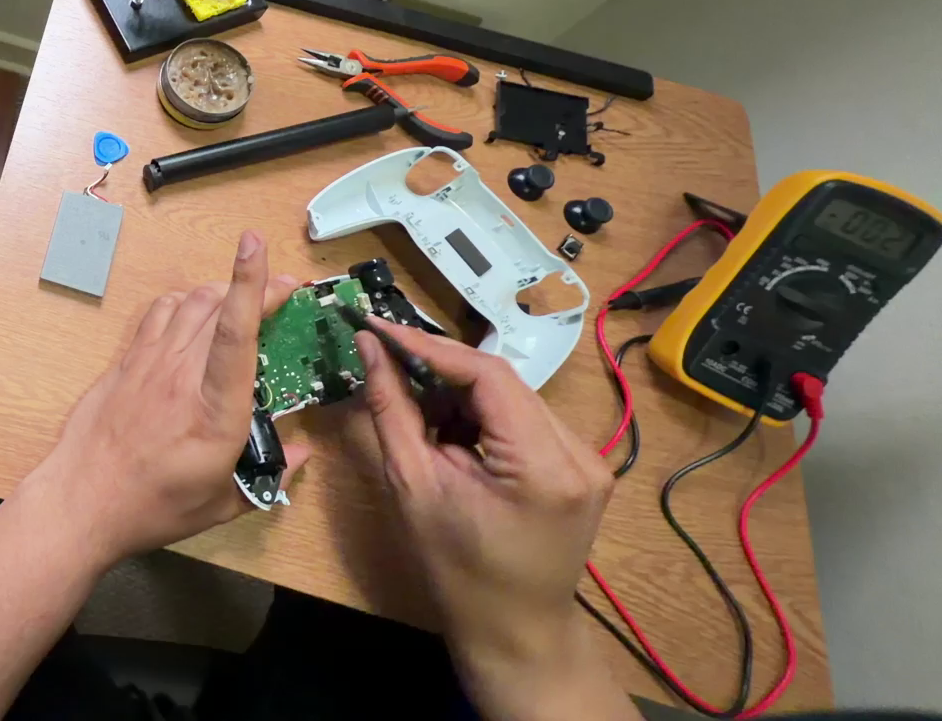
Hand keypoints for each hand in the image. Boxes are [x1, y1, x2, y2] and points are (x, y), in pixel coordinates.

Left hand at [26, 230, 308, 566]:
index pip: (236, 335)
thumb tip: (304, 452)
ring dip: (221, 290)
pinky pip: (158, 314)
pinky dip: (184, 303)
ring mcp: (148, 362)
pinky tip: (193, 313)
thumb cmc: (155, 507)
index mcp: (215, 412)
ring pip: (188, 303)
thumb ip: (271, 475)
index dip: (250, 286)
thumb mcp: (224, 505)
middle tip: (284, 287)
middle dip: (256, 286)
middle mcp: (181, 375)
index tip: (258, 248)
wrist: (83, 498)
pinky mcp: (126, 360)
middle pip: (216, 307)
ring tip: (242, 298)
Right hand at [357, 320, 631, 720]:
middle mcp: (578, 453)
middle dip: (435, 364)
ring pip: (506, 392)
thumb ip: (390, 406)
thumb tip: (369, 345)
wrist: (513, 629)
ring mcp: (585, 459)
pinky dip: (473, 410)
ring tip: (410, 405)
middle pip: (498, 378)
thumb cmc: (453, 565)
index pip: (486, 373)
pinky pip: (517, 414)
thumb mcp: (410, 482)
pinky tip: (445, 429)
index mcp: (543, 464)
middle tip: (382, 356)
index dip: (426, 344)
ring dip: (453, 389)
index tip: (375, 327)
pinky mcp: (577, 465)